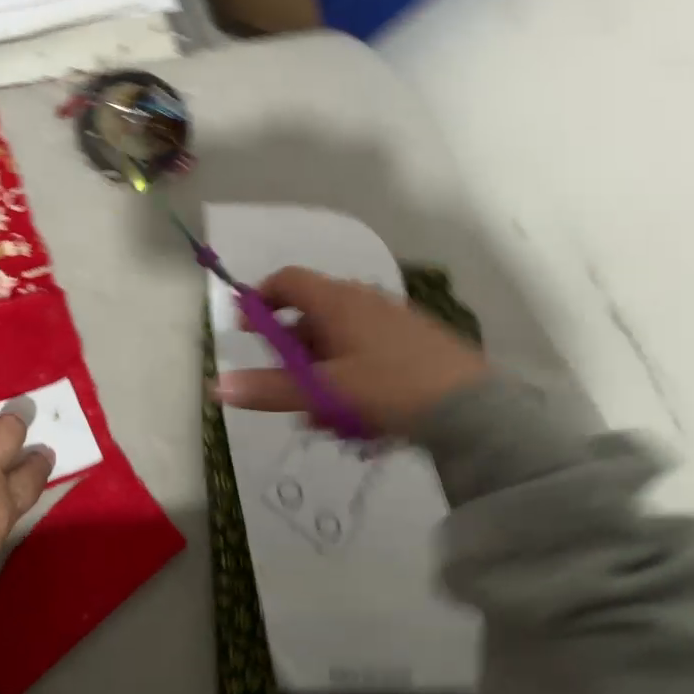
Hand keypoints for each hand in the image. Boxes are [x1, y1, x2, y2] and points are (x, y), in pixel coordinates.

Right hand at [214, 267, 487, 433]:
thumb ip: (268, 388)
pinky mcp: (416, 344)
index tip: (247, 329)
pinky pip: (366, 352)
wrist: (480, 412)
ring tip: (322, 412)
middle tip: (286, 385)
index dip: (260, 299)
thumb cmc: (390, 388)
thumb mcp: (322, 391)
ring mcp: (392, 321)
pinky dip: (349, 375)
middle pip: (309, 313)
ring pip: (338, 338)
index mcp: (336, 300)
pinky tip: (357, 412)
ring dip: (319, 370)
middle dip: (291, 351)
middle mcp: (362, 301)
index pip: (285, 280)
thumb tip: (214, 386)